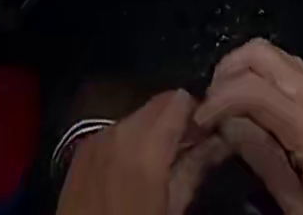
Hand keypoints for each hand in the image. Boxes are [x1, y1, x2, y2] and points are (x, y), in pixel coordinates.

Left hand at [58, 90, 233, 214]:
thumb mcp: (172, 211)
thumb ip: (195, 169)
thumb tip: (219, 141)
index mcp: (144, 145)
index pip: (179, 99)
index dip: (197, 111)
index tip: (209, 130)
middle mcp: (119, 129)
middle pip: (158, 104)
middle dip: (178, 119)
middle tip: (194, 146)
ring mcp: (97, 137)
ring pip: (138, 116)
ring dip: (156, 129)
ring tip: (168, 161)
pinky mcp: (83, 149)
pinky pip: (117, 130)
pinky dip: (133, 139)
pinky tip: (138, 168)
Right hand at [195, 39, 302, 214]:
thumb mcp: (301, 208)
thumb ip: (262, 160)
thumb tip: (224, 125)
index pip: (250, 89)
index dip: (216, 100)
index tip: (197, 122)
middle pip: (259, 52)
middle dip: (226, 71)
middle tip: (210, 107)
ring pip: (271, 51)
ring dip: (242, 67)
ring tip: (225, 103)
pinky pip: (286, 64)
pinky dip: (260, 71)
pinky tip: (252, 103)